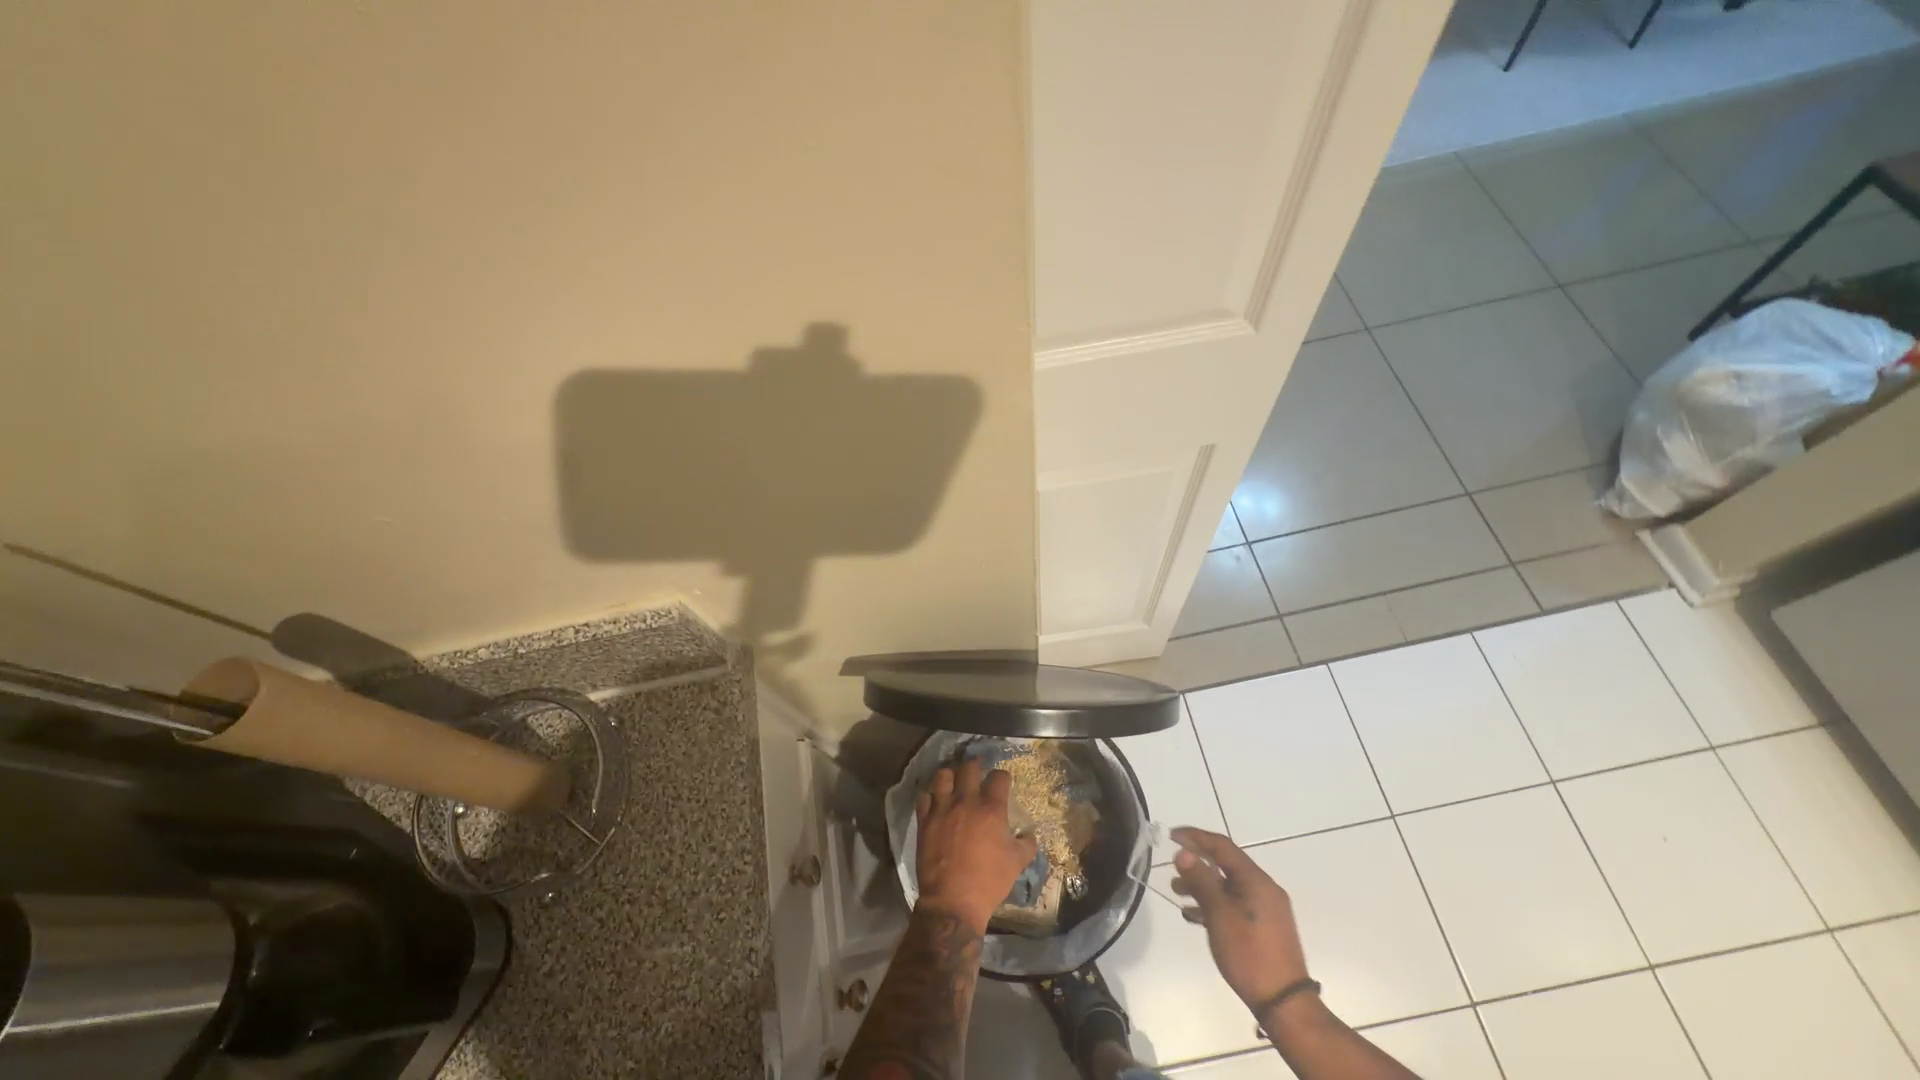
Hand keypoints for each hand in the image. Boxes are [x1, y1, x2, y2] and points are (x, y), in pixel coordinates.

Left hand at [914, 760, 1039, 931]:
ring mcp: (942, 809)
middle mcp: (966, 802)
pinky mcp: (924, 821)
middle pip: (969, 768)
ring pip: (942, 776)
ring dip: (950, 775)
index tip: (1003, 782)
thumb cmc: (990, 881)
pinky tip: (935, 801)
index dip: (1002, 776)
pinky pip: (924, 797)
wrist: (954, 900)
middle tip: (977, 771)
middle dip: (975, 766)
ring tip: (953, 781)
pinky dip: (931, 796)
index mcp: (991, 809)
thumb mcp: (1017, 863)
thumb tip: (1029, 835)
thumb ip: (1027, 844)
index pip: (999, 777)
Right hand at [1171, 827, 1309, 1009]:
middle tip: (1172, 870)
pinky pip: (1235, 904)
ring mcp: (1266, 908)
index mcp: (1256, 881)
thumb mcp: (1219, 915)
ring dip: (1203, 886)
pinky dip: (1214, 904)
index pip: (1223, 847)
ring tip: (1178, 893)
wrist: (1283, 1001)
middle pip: (1226, 865)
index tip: (1171, 835)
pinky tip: (1194, 916)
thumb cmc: (1249, 954)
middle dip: (1197, 865)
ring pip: (1229, 887)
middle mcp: (1264, 889)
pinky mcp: (1264, 926)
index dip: (1196, 837)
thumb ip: (1201, 881)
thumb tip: (1184, 852)